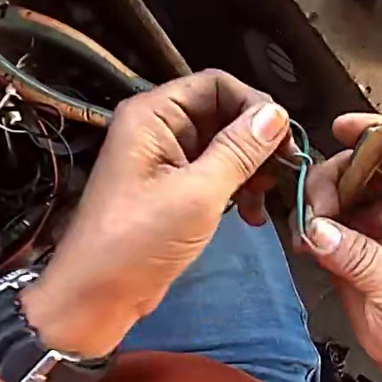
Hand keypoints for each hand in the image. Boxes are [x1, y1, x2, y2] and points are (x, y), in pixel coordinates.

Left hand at [23, 70, 294, 354]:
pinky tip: (252, 215)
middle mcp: (161, 128)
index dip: (255, 105)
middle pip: (225, 114)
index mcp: (154, 115)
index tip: (284, 139)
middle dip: (258, 142)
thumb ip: (239, 150)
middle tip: (282, 172)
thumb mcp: (197, 193)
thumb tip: (276, 114)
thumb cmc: (139, 241)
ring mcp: (169, 159)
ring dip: (253, 169)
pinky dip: (240, 189)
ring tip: (265, 199)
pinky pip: (219, 173)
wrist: (98, 297)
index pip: (217, 84)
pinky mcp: (177, 188)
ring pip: (227, 146)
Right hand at [296, 113, 381, 381]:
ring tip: (311, 229)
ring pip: (339, 194)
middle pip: (364, 169)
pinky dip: (310, 228)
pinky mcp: (350, 250)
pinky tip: (306, 242)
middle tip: (319, 204)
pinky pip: (324, 224)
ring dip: (319, 203)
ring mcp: (373, 231)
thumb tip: (321, 229)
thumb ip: (362, 258)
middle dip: (336, 177)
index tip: (347, 128)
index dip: (381, 135)